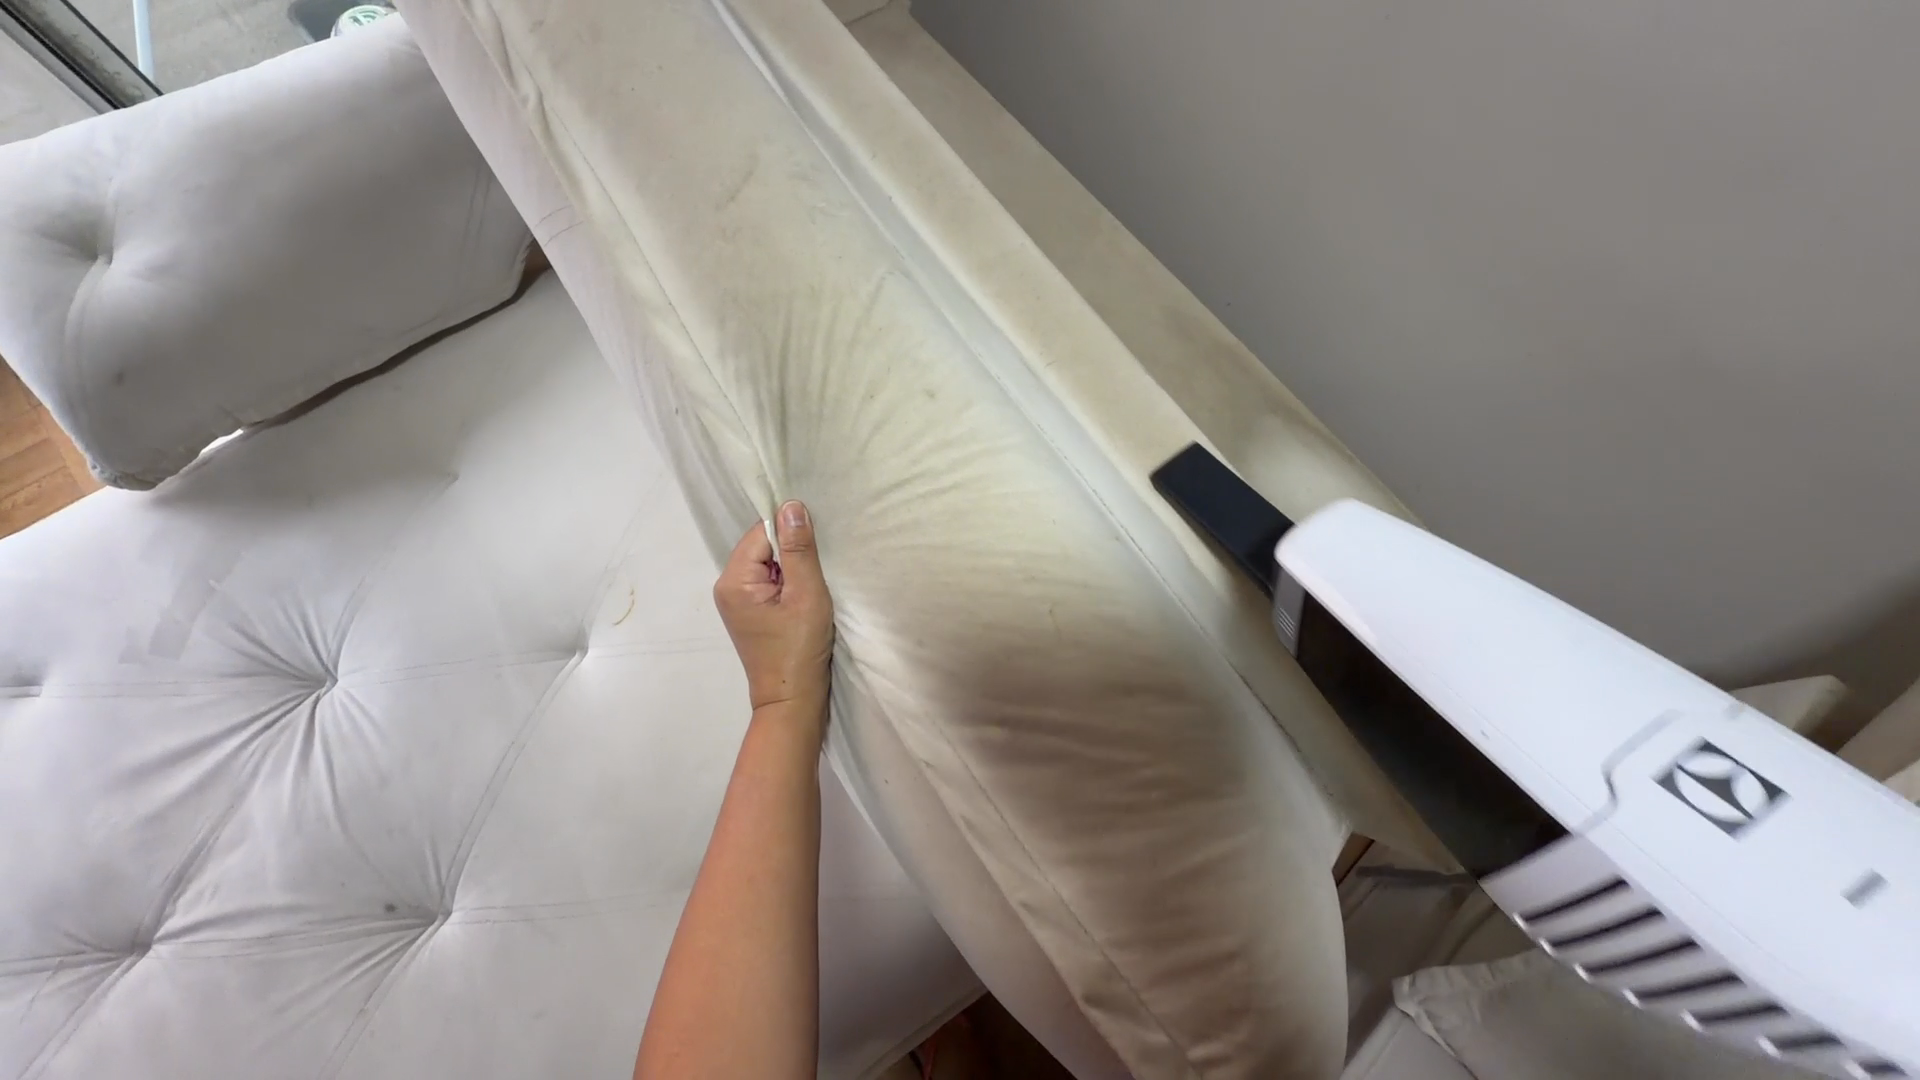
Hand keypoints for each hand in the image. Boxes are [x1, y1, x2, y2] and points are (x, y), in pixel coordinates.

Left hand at [714, 500, 835, 716]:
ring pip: (768, 563)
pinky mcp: (749, 611)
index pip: (762, 533)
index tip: (817, 545)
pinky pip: (768, 580)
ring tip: (813, 584)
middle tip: (819, 567)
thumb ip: (799, 550)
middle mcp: (727, 586)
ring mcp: (736, 600)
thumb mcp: (807, 594)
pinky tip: (805, 595)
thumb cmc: (799, 648)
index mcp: (734, 580)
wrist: (792, 700)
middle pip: (762, 546)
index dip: (791, 534)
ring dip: (793, 568)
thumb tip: (792, 506)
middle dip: (792, 551)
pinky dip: (789, 583)